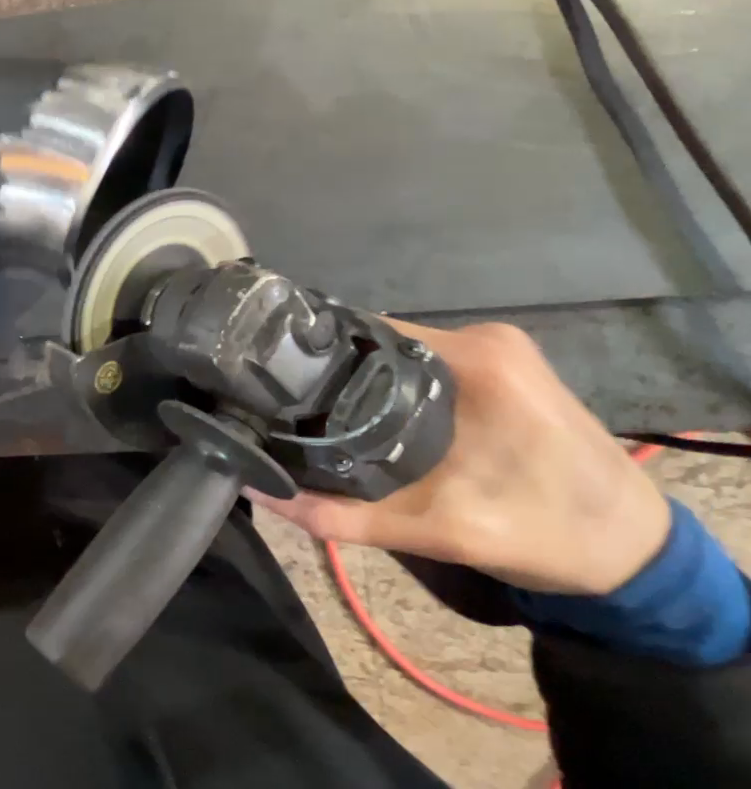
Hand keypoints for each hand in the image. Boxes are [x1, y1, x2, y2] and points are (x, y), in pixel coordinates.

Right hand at [251, 320, 670, 594]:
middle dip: (326, 372)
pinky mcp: (501, 365)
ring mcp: (495, 349)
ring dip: (356, 380)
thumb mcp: (436, 531)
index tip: (263, 381)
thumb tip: (254, 487)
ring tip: (311, 412)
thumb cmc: (544, 535)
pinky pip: (419, 364)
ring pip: (392, 352)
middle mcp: (482, 339)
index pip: (359, 333)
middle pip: (372, 340)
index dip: (306, 355)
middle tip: (279, 406)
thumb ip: (340, 513)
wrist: (634, 554)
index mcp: (473, 361)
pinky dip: (388, 385)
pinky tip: (365, 414)